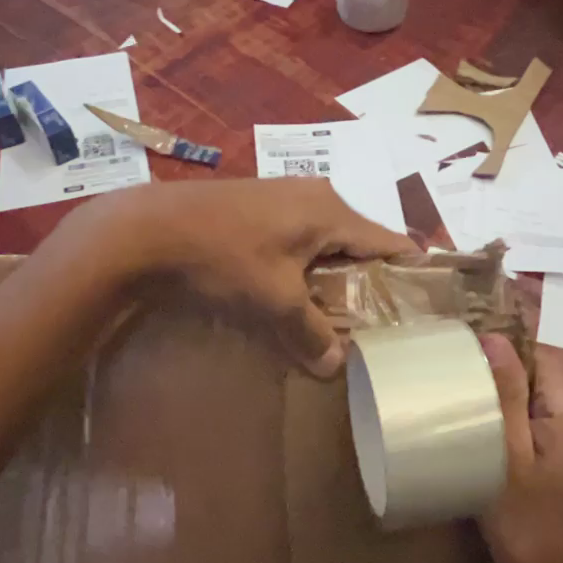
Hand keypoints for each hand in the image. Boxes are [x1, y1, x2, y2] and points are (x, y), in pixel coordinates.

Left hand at [74, 179, 417, 376]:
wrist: (144, 231)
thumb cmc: (222, 259)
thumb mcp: (274, 303)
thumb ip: (311, 334)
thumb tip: (335, 366)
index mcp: (331, 210)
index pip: (389, 241)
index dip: (407, 273)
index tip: (418, 307)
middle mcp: (313, 196)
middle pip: (357, 243)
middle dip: (364, 284)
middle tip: (369, 325)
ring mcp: (279, 198)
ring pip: (322, 244)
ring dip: (327, 279)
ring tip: (328, 318)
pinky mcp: (251, 208)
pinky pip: (293, 242)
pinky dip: (298, 270)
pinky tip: (285, 297)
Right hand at [479, 335, 562, 562]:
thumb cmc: (525, 525)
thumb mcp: (506, 456)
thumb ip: (505, 396)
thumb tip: (494, 338)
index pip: (543, 355)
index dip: (505, 348)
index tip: (465, 354)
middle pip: (545, 376)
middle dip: (504, 374)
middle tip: (459, 380)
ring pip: (543, 400)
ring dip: (509, 398)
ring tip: (467, 401)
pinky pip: (545, 423)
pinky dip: (519, 420)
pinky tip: (489, 431)